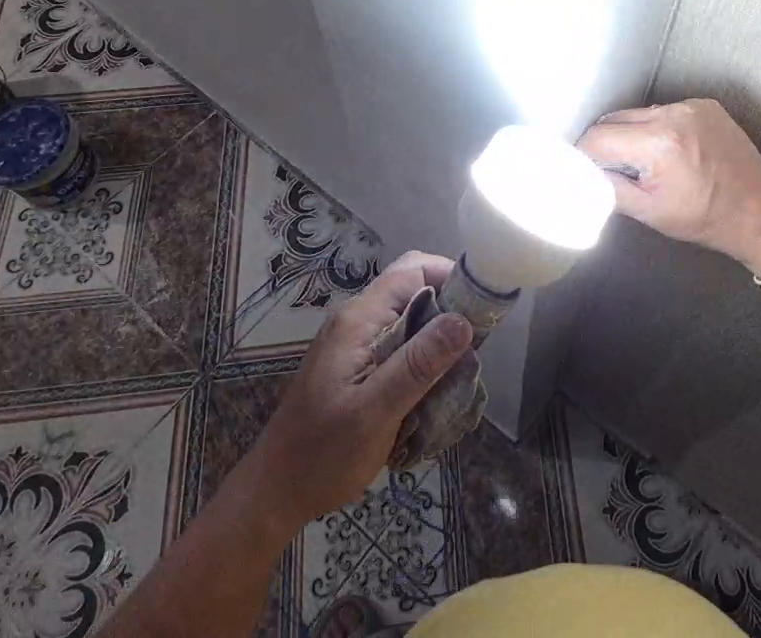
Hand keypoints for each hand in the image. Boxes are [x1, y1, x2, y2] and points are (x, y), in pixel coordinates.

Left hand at [239, 252, 473, 530]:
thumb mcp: (375, 411)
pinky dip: (424, 360)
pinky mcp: (358, 364)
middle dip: (451, 312)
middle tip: (475, 351)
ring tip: (458, 377)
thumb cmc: (323, 454)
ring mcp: (355, 342)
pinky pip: (401, 345)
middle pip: (415, 290)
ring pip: (411, 319)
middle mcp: (357, 320)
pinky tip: (434, 392)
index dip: (453, 278)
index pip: (414, 270)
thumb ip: (418, 364)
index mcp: (359, 320)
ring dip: (440, 341)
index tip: (484, 311)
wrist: (276, 491)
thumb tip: (464, 321)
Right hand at [578, 98, 760, 272]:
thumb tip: (579, 174)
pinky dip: (656, 128)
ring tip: (641, 163)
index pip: (599, 138)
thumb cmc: (703, 219)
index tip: (579, 170)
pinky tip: (667, 152)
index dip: (583, 155)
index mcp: (659, 143)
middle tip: (607, 169)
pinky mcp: (706, 105)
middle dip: (605, 144)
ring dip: (631, 134)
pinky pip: (665, 112)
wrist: (760, 214)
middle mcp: (674, 114)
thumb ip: (608, 188)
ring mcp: (692, 106)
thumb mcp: (648, 211)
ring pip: (639, 114)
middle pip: (615, 120)